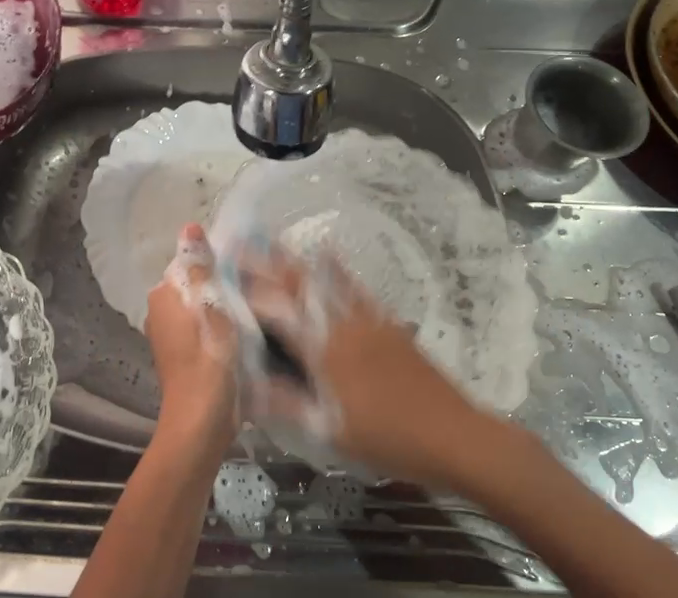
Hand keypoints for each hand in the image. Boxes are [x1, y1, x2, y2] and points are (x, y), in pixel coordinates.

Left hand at [143, 224, 237, 455]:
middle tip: (258, 292)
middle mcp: (160, 313)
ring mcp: (171, 338)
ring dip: (227, 310)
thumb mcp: (211, 306)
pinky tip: (248, 338)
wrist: (202, 422)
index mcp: (162, 296)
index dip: (220, 266)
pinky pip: (207, 331)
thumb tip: (190, 226)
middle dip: (225, 287)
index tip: (248, 272)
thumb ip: (201, 267)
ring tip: (258, 312)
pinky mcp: (185, 358)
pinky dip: (224, 331)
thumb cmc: (208, 360)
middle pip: (199, 288)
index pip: (191, 264)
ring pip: (205, 310)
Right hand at [244, 252, 503, 485]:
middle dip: (267, 262)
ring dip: (296, 259)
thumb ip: (285, 404)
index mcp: (322, 350)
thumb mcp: (330, 430)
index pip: (277, 311)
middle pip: (299, 286)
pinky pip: (355, 287)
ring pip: (324, 280)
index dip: (247, 290)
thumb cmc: (388, 438)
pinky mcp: (386, 323)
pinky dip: (337, 268)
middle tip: (242, 241)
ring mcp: (366, 320)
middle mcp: (341, 325)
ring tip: (273, 239)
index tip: (222, 270)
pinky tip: (329, 254)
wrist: (455, 436)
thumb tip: (242, 386)